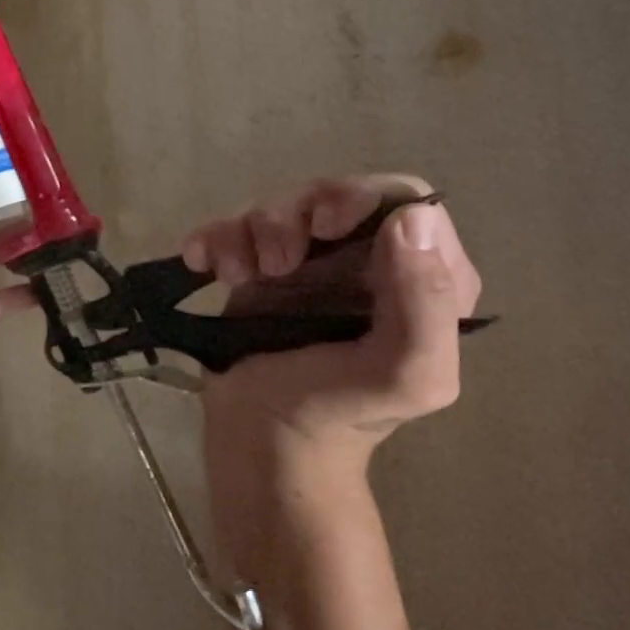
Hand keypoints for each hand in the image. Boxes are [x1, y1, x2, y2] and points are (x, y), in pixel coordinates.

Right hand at [180, 174, 482, 465]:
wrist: (264, 435)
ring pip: (272, 207)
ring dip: (245, 235)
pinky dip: (209, 240)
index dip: (360, 199)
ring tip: (237, 279)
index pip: (404, 199)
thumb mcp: (406, 372)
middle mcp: (364, 258)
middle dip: (289, 219)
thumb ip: (425, 300)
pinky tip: (203, 268)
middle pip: (326, 194)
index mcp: (421, 275)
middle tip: (273, 266)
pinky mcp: (252, 267)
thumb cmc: (340, 409)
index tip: (325, 229)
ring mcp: (304, 261)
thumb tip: (410, 219)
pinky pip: (225, 228)